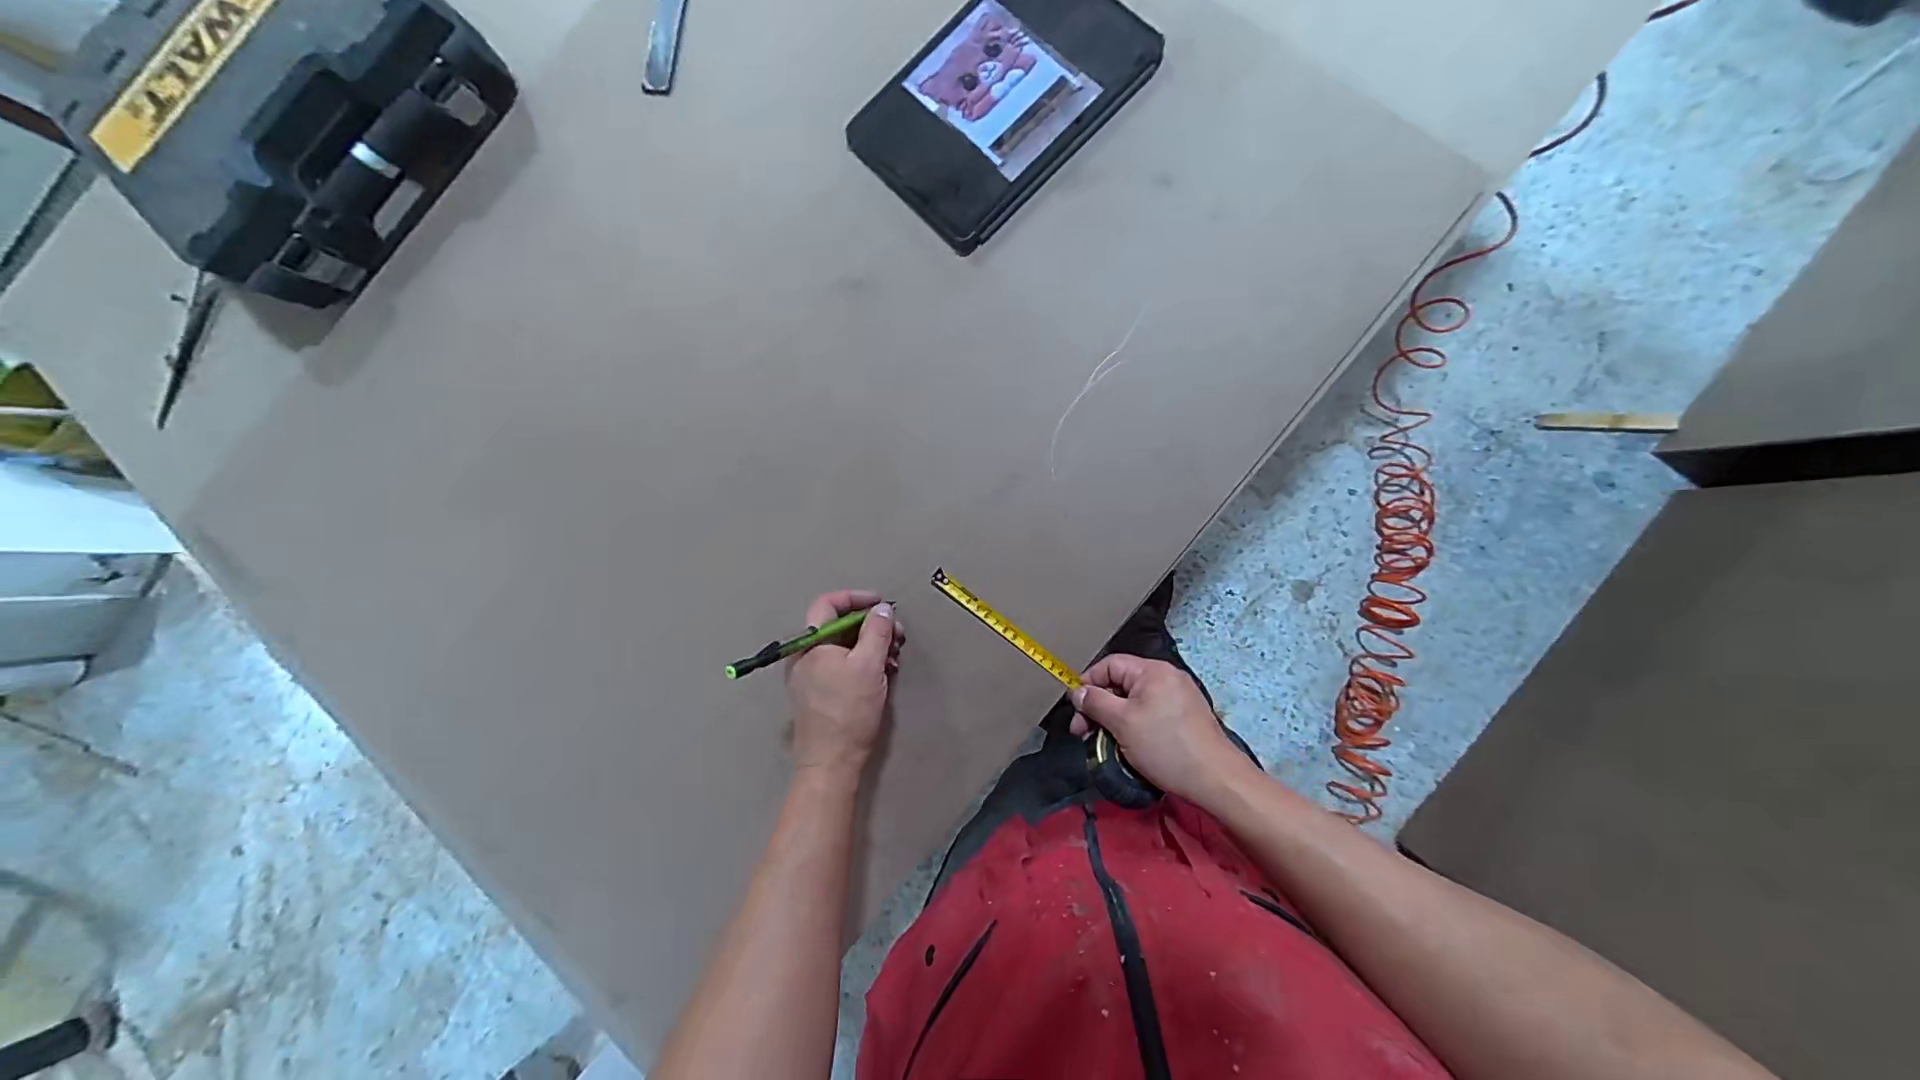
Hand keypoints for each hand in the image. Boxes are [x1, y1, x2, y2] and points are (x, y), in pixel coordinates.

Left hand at [785, 590, 902, 776]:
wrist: (830, 761)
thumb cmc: (848, 711)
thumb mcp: (870, 665)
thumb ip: (877, 631)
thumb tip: (882, 609)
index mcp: (811, 643)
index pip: (829, 603)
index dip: (856, 598)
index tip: (881, 605)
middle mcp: (804, 655)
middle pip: (838, 625)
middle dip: (870, 625)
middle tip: (895, 635)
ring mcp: (808, 675)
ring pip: (842, 646)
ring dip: (869, 645)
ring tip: (892, 658)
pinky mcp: (817, 693)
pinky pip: (840, 665)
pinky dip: (861, 662)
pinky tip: (882, 674)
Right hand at [1071, 655, 1253, 805]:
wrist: (1215, 779)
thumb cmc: (1165, 746)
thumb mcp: (1121, 723)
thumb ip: (1095, 702)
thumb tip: (1078, 691)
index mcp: (1153, 670)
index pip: (1109, 665)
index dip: (1087, 683)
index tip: (1074, 708)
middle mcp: (1167, 677)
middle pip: (1121, 683)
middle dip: (1098, 706)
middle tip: (1083, 731)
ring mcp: (1179, 697)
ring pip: (1133, 701)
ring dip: (1114, 719)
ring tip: (1103, 742)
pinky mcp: (1185, 718)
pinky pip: (1149, 713)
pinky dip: (1133, 725)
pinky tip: (1126, 745)